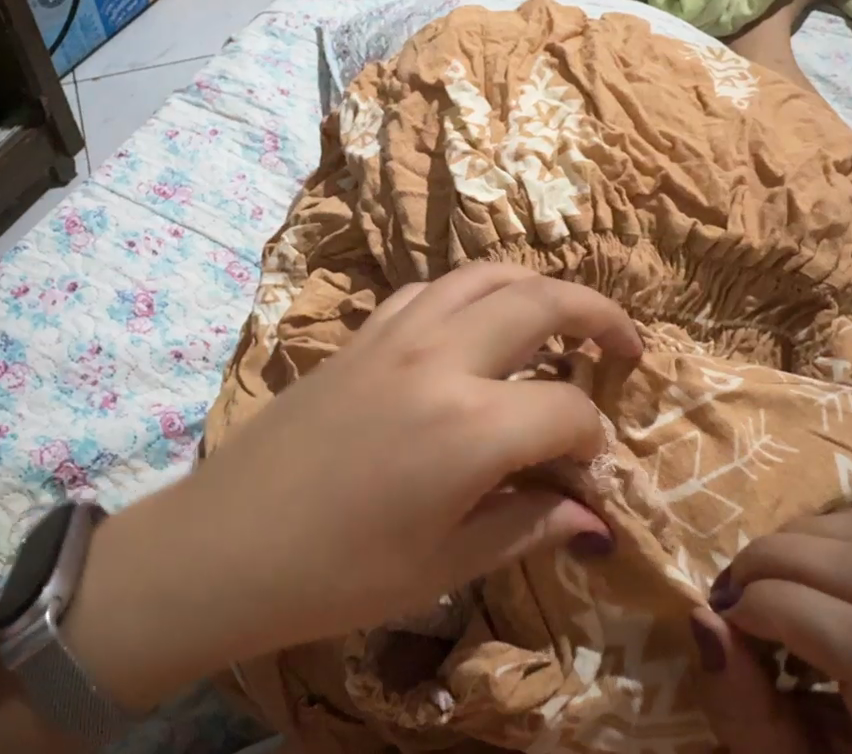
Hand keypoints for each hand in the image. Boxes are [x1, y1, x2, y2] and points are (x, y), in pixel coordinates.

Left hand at [69, 264, 642, 707]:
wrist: (225, 546)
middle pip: (540, 302)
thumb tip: (592, 516)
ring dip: (534, 287)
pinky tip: (474, 325)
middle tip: (626, 344)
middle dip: (598, 315)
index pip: (567, 409)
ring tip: (561, 317)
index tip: (591, 471)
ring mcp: (394, 336)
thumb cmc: (337, 574)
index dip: (593, 440)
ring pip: (482, 277)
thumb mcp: (444, 565)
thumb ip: (526, 525)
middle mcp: (439, 359)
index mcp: (470, 425)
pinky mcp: (358, 335)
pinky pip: (428, 290)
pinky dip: (469, 293)